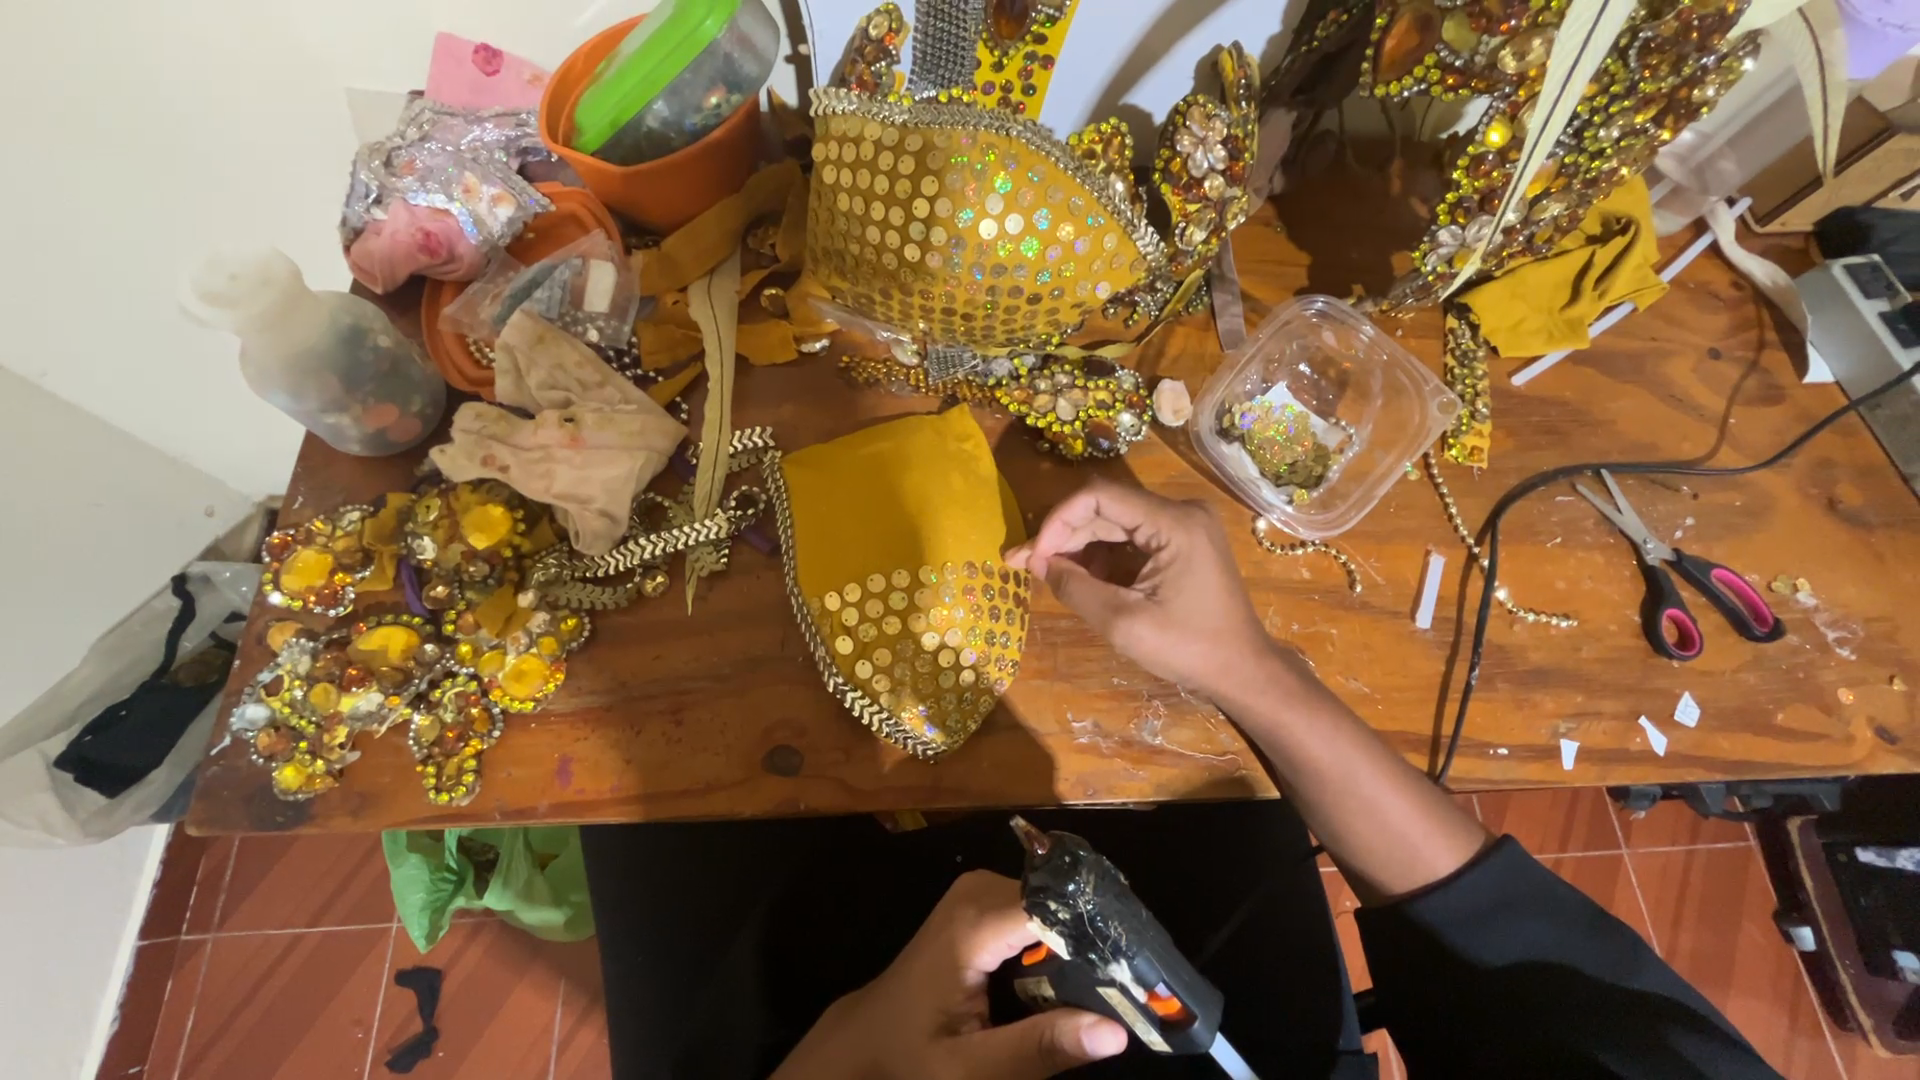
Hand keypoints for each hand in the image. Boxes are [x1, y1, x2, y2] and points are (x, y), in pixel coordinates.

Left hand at [772, 871, 1127, 1079]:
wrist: (865, 1039)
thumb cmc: (910, 1056)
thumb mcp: (970, 1071)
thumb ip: (1039, 1050)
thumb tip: (1116, 1031)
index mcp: (974, 924)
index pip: (1054, 905)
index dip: (1101, 931)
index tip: (1143, 965)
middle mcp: (978, 892)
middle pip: (1057, 900)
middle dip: (1098, 939)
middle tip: (1141, 982)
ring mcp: (978, 894)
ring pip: (1051, 904)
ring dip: (1083, 942)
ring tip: (1122, 981)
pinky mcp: (980, 904)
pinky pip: (1034, 911)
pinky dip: (1059, 942)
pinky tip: (1082, 977)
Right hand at [1005, 479, 1277, 695]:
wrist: (1242, 670)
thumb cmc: (1188, 648)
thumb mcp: (1123, 622)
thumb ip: (1075, 587)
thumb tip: (1036, 562)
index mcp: (1174, 522)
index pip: (1099, 496)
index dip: (1058, 520)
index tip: (1035, 556)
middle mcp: (1179, 512)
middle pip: (1104, 509)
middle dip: (1061, 536)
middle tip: (1020, 563)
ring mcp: (1181, 526)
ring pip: (1113, 524)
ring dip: (1076, 547)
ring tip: (1038, 572)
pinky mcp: (1179, 543)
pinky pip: (1128, 540)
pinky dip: (1098, 557)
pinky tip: (1072, 576)